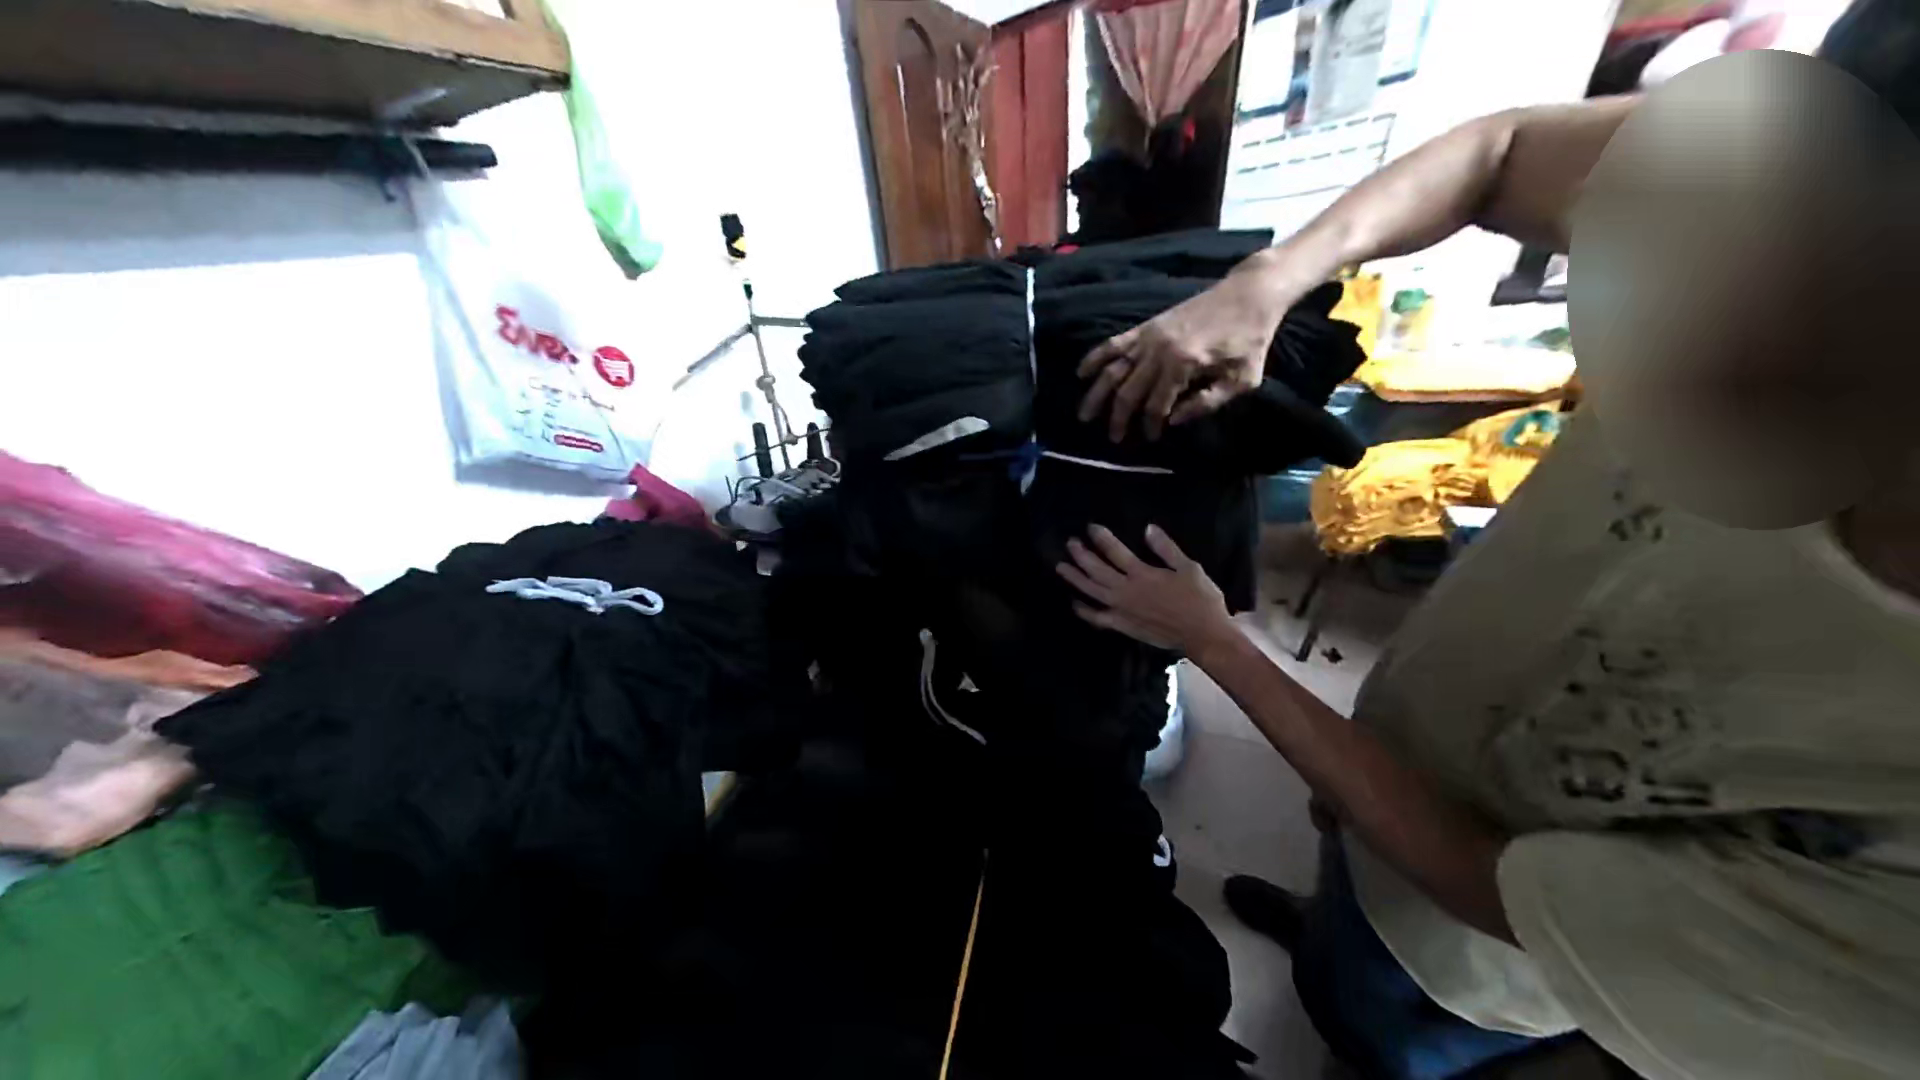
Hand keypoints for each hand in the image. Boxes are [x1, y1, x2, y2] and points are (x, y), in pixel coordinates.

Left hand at [1055, 524, 1237, 654]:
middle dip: (1081, 554)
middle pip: (1096, 570)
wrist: (1204, 636)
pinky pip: (1098, 618)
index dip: (1101, 537)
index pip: (1115, 551)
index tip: (1091, 527)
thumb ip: (1166, 548)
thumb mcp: (1189, 568)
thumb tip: (1148, 528)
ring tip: (1062, 567)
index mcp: (1142, 574)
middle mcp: (1126, 591)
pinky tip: (1075, 603)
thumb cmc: (1200, 600)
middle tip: (1071, 543)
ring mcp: (1122, 609)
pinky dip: (1084, 611)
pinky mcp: (1122, 625)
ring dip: (1075, 578)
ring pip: (1091, 591)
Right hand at [1076, 251, 1304, 441]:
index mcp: (1185, 366)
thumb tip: (1173, 421)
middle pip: (1128, 392)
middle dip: (1118, 418)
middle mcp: (1160, 352)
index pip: (1157, 405)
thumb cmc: (1249, 341)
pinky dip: (1094, 358)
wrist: (1248, 295)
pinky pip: (1113, 344)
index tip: (1150, 438)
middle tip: (1114, 438)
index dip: (1150, 425)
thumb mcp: (1242, 380)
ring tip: (1085, 415)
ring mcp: (1149, 338)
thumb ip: (1207, 402)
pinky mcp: (1145, 327)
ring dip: (1097, 395)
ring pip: (1114, 371)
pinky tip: (1081, 373)